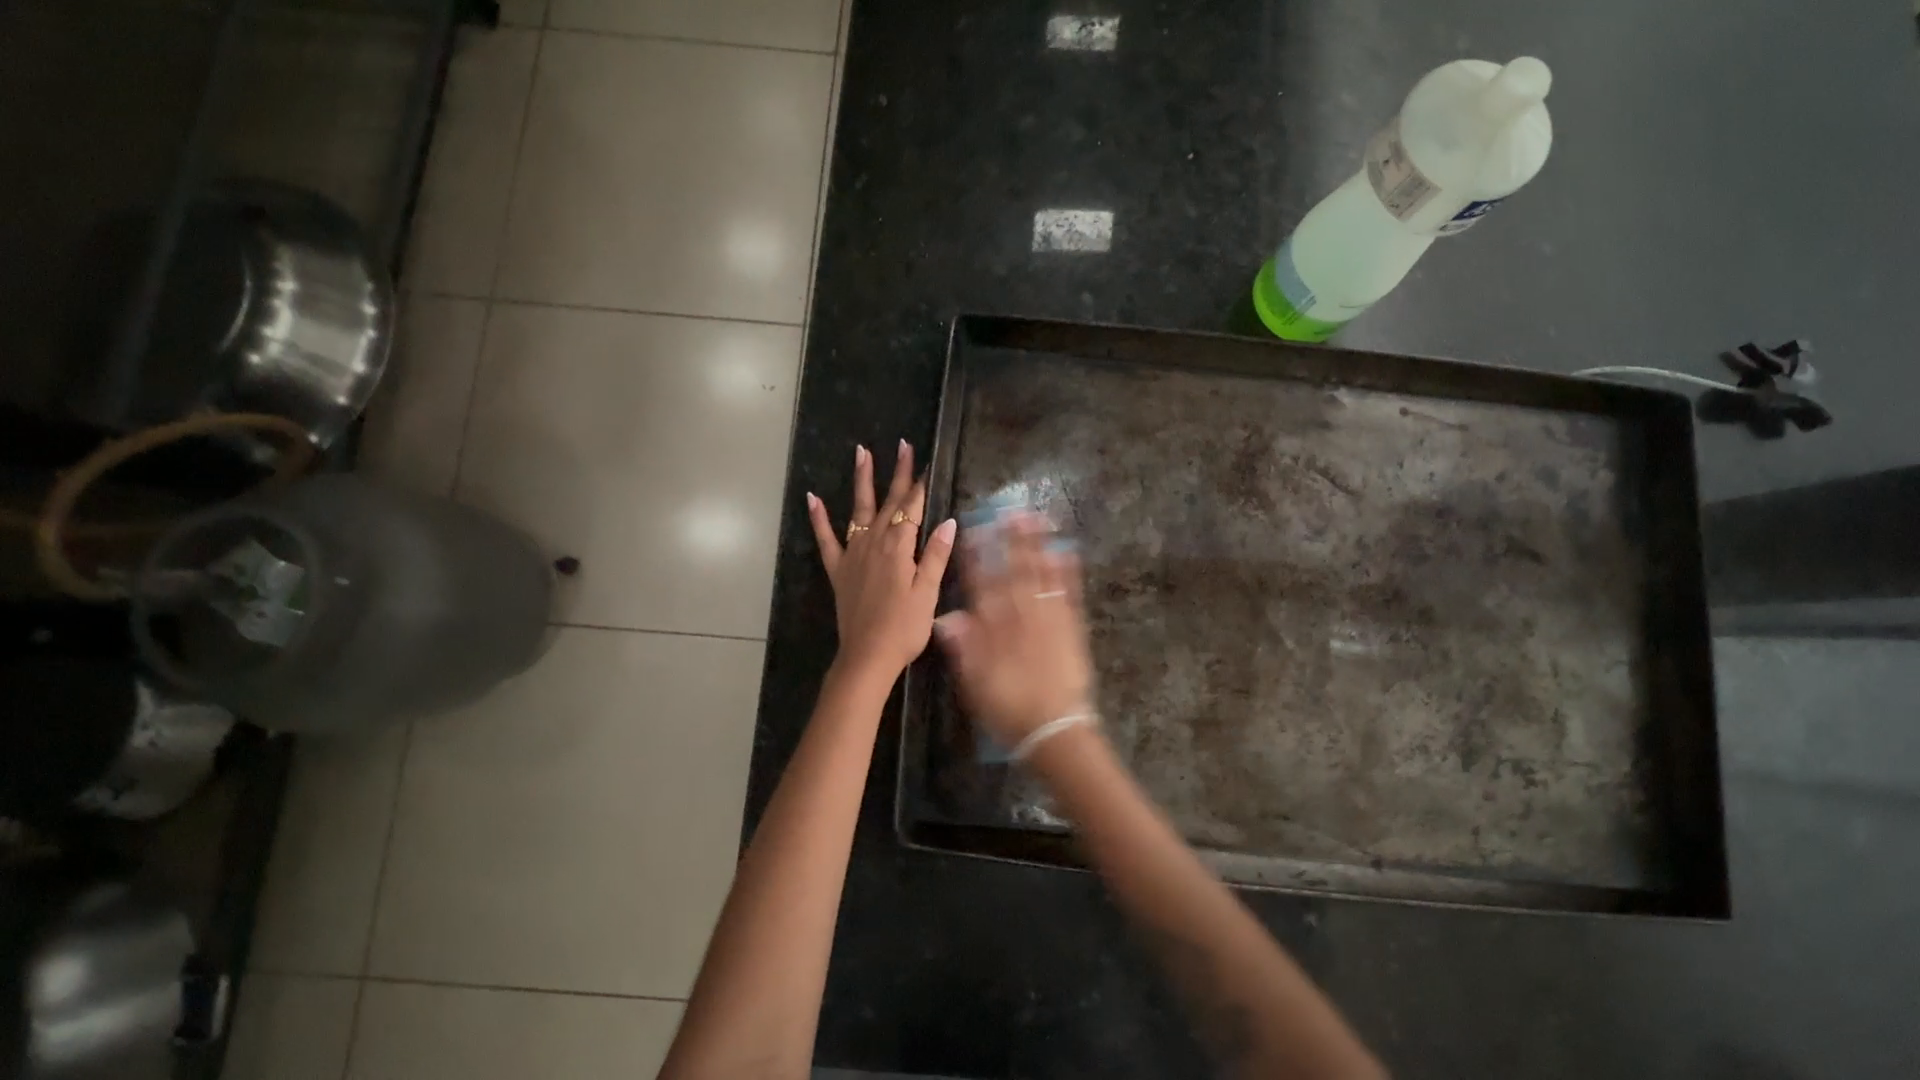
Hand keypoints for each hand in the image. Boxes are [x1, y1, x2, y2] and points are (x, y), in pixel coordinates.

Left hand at [806, 440, 956, 682]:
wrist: (867, 655)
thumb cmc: (904, 628)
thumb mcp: (927, 593)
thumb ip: (935, 555)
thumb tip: (949, 522)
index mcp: (899, 547)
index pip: (912, 507)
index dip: (921, 484)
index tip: (926, 460)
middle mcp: (874, 543)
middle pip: (889, 501)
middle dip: (898, 472)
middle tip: (902, 444)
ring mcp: (853, 554)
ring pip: (858, 510)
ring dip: (861, 481)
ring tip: (861, 453)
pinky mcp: (839, 570)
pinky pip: (826, 539)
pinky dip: (819, 518)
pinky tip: (813, 498)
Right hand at [933, 510, 1094, 745]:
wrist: (1054, 729)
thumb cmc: (1008, 709)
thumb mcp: (974, 683)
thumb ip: (963, 648)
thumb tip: (947, 617)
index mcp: (994, 629)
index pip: (982, 586)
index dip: (978, 557)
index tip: (975, 531)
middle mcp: (1021, 617)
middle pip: (1014, 572)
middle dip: (1010, 540)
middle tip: (1009, 511)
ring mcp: (1049, 619)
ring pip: (1041, 575)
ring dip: (1038, 545)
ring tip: (1035, 517)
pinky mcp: (1071, 628)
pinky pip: (1069, 594)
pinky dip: (1067, 571)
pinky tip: (1066, 550)